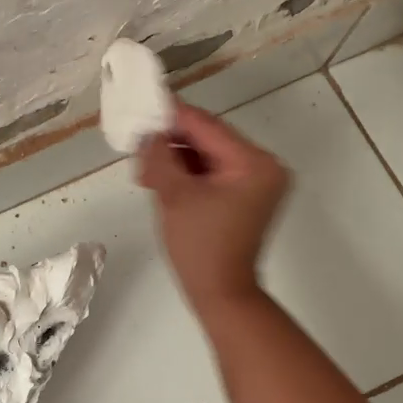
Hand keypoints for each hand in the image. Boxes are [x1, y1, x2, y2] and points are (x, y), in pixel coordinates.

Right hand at [137, 103, 292, 308]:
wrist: (220, 294)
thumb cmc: (199, 247)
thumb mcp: (175, 196)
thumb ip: (159, 157)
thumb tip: (148, 132)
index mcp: (255, 162)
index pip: (208, 127)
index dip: (173, 117)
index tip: (143, 108)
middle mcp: (265, 167)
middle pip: (210, 141)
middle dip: (172, 144)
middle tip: (138, 149)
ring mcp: (258, 185)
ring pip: (209, 159)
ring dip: (177, 161)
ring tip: (145, 172)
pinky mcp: (247, 200)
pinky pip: (214, 177)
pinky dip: (189, 177)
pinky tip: (163, 182)